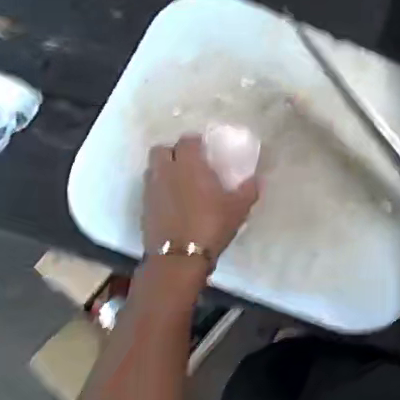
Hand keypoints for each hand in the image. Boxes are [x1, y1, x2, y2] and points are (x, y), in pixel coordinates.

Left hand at [142, 135, 258, 263]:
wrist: (178, 258)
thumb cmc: (210, 226)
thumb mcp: (238, 208)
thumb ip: (248, 190)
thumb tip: (256, 179)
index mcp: (188, 165)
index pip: (187, 140)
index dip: (196, 142)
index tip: (206, 150)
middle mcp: (165, 172)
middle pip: (161, 149)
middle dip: (173, 152)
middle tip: (189, 164)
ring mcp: (151, 190)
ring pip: (153, 169)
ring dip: (164, 170)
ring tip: (181, 183)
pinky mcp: (143, 208)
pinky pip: (150, 190)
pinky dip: (160, 191)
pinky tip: (174, 204)